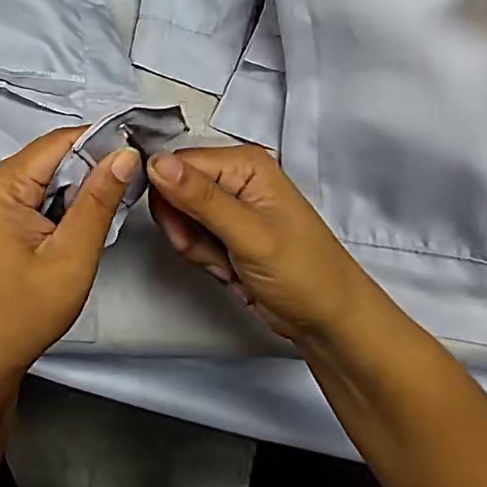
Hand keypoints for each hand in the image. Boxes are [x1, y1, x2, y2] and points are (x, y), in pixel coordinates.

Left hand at [0, 128, 137, 376]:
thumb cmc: (26, 310)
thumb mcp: (73, 255)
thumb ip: (99, 200)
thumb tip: (123, 155)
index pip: (59, 142)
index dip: (100, 143)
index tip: (136, 153)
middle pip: (54, 154)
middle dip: (91, 169)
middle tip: (124, 192)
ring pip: (50, 169)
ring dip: (79, 186)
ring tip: (101, 213)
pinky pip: (39, 185)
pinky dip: (64, 198)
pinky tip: (78, 221)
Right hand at [147, 145, 379, 345]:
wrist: (329, 323)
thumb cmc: (308, 276)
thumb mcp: (250, 234)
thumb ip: (200, 197)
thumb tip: (157, 163)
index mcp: (244, 163)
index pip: (176, 164)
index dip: (170, 196)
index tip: (186, 228)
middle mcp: (234, 177)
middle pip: (172, 189)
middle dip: (183, 225)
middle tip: (212, 247)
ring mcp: (228, 204)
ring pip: (176, 215)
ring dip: (193, 244)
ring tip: (227, 260)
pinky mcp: (222, 229)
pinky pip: (187, 234)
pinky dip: (200, 255)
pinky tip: (228, 266)